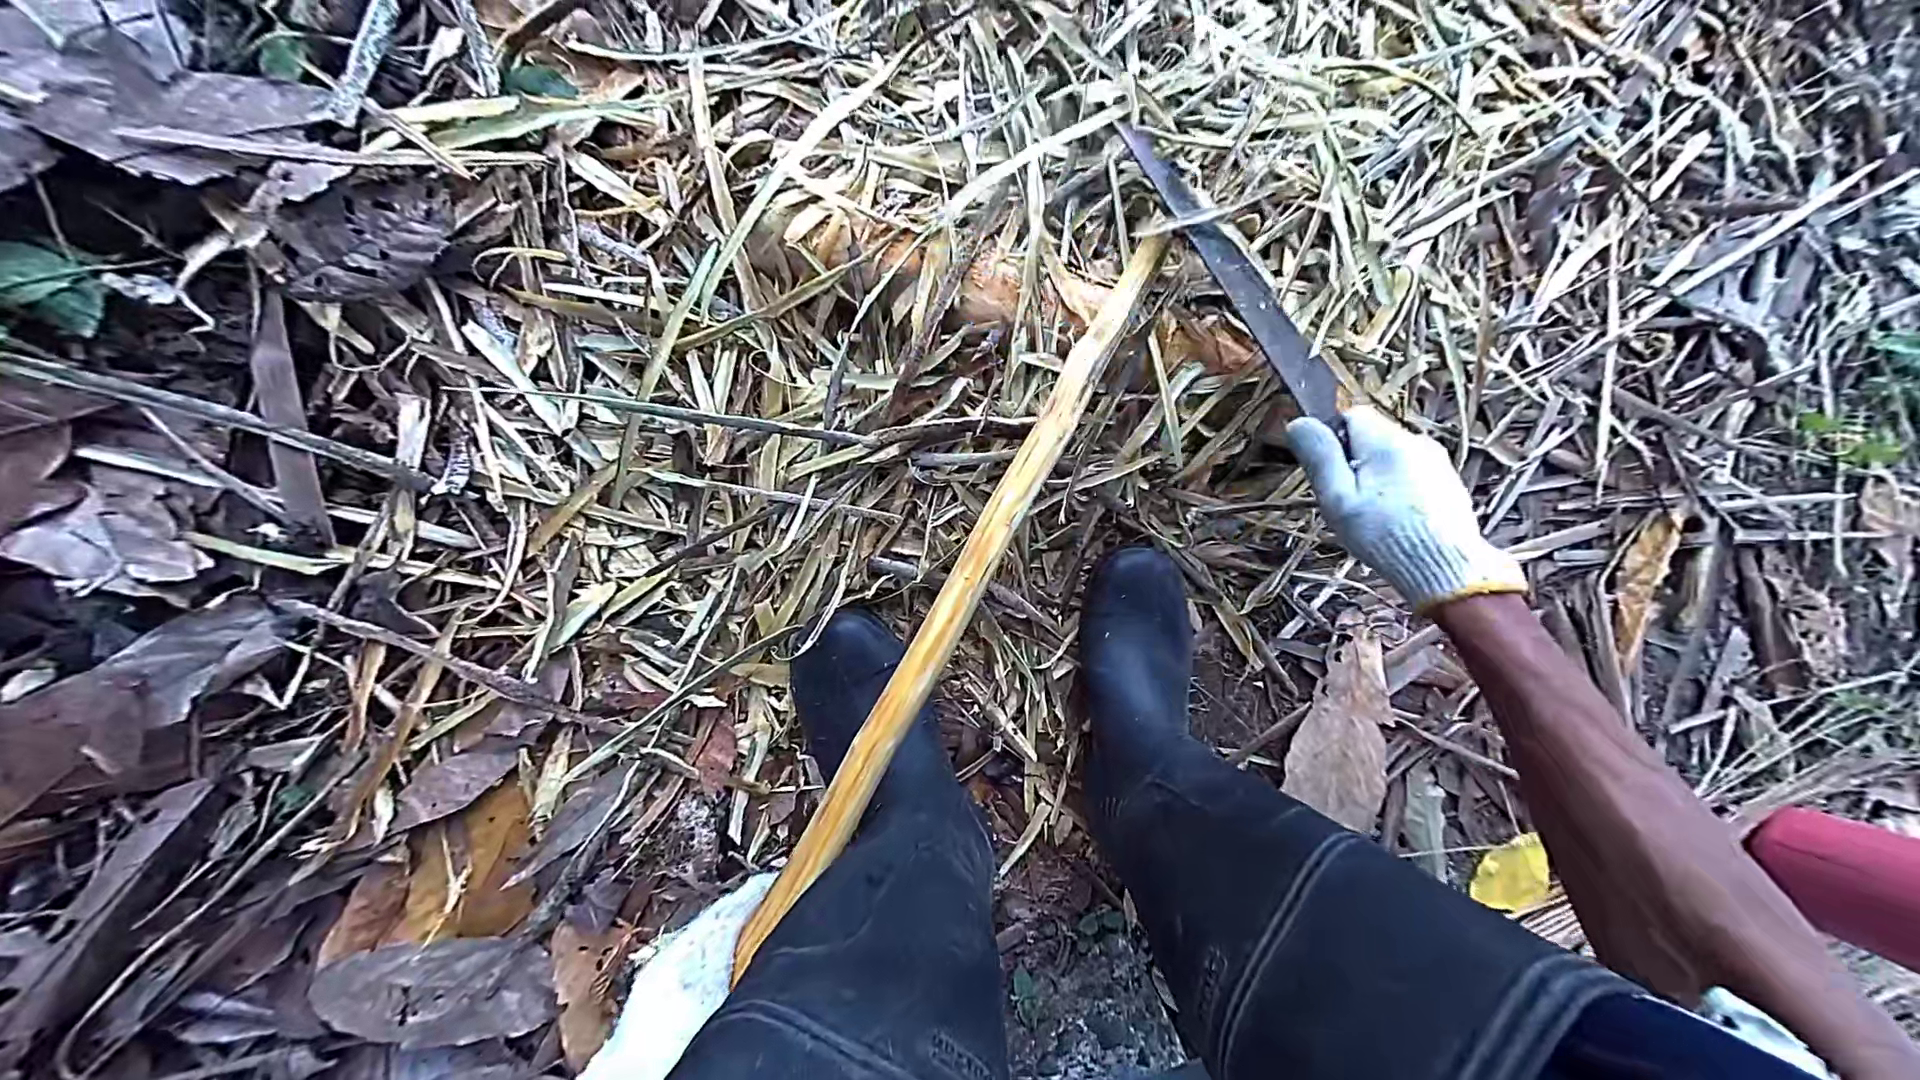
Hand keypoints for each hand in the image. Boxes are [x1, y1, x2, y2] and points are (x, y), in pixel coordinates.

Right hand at [1286, 407, 1525, 611]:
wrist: (1443, 567)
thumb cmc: (1382, 534)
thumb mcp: (1337, 497)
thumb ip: (1319, 457)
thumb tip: (1299, 422)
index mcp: (1387, 442)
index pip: (1351, 415)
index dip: (1332, 439)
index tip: (1329, 473)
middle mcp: (1416, 442)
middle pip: (1370, 436)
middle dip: (1352, 460)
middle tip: (1346, 499)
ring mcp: (1436, 461)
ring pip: (1389, 455)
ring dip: (1373, 476)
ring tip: (1370, 514)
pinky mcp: (1446, 481)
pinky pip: (1408, 472)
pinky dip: (1393, 488)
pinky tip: (1392, 517)